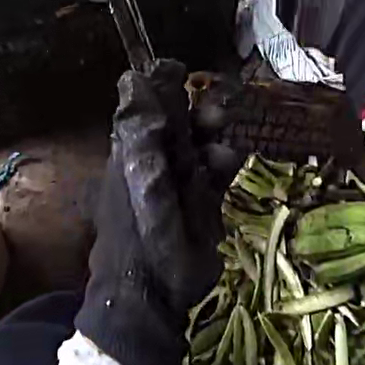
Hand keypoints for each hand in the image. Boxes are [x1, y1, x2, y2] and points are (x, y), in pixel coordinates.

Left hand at [75, 60, 221, 364]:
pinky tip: (232, 159)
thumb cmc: (139, 230)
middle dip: (201, 109)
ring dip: (217, 133)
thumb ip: (139, 127)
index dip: (166, 85)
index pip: (150, 103)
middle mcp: (158, 157)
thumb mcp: (138, 173)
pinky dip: (228, 158)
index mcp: (134, 148)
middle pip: (183, 119)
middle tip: (217, 111)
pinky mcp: (206, 198)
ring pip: (205, 140)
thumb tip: (132, 76)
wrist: (154, 291)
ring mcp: (183, 178)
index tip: (184, 73)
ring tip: (223, 138)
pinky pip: (221, 167)